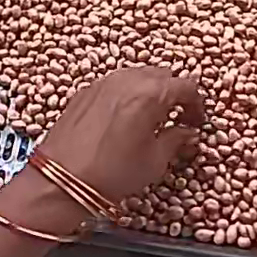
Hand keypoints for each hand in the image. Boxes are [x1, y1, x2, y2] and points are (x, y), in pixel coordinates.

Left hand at [34, 67, 204, 205]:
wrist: (60, 180)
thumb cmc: (111, 173)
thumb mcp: (154, 161)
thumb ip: (176, 140)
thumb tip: (187, 133)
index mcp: (150, 94)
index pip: (186, 87)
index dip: (197, 104)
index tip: (197, 122)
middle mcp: (126, 80)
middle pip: (162, 75)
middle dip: (174, 94)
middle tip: (178, 118)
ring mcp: (102, 83)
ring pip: (137, 76)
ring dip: (150, 92)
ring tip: (152, 118)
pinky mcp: (84, 92)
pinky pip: (115, 84)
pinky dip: (127, 95)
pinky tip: (125, 119)